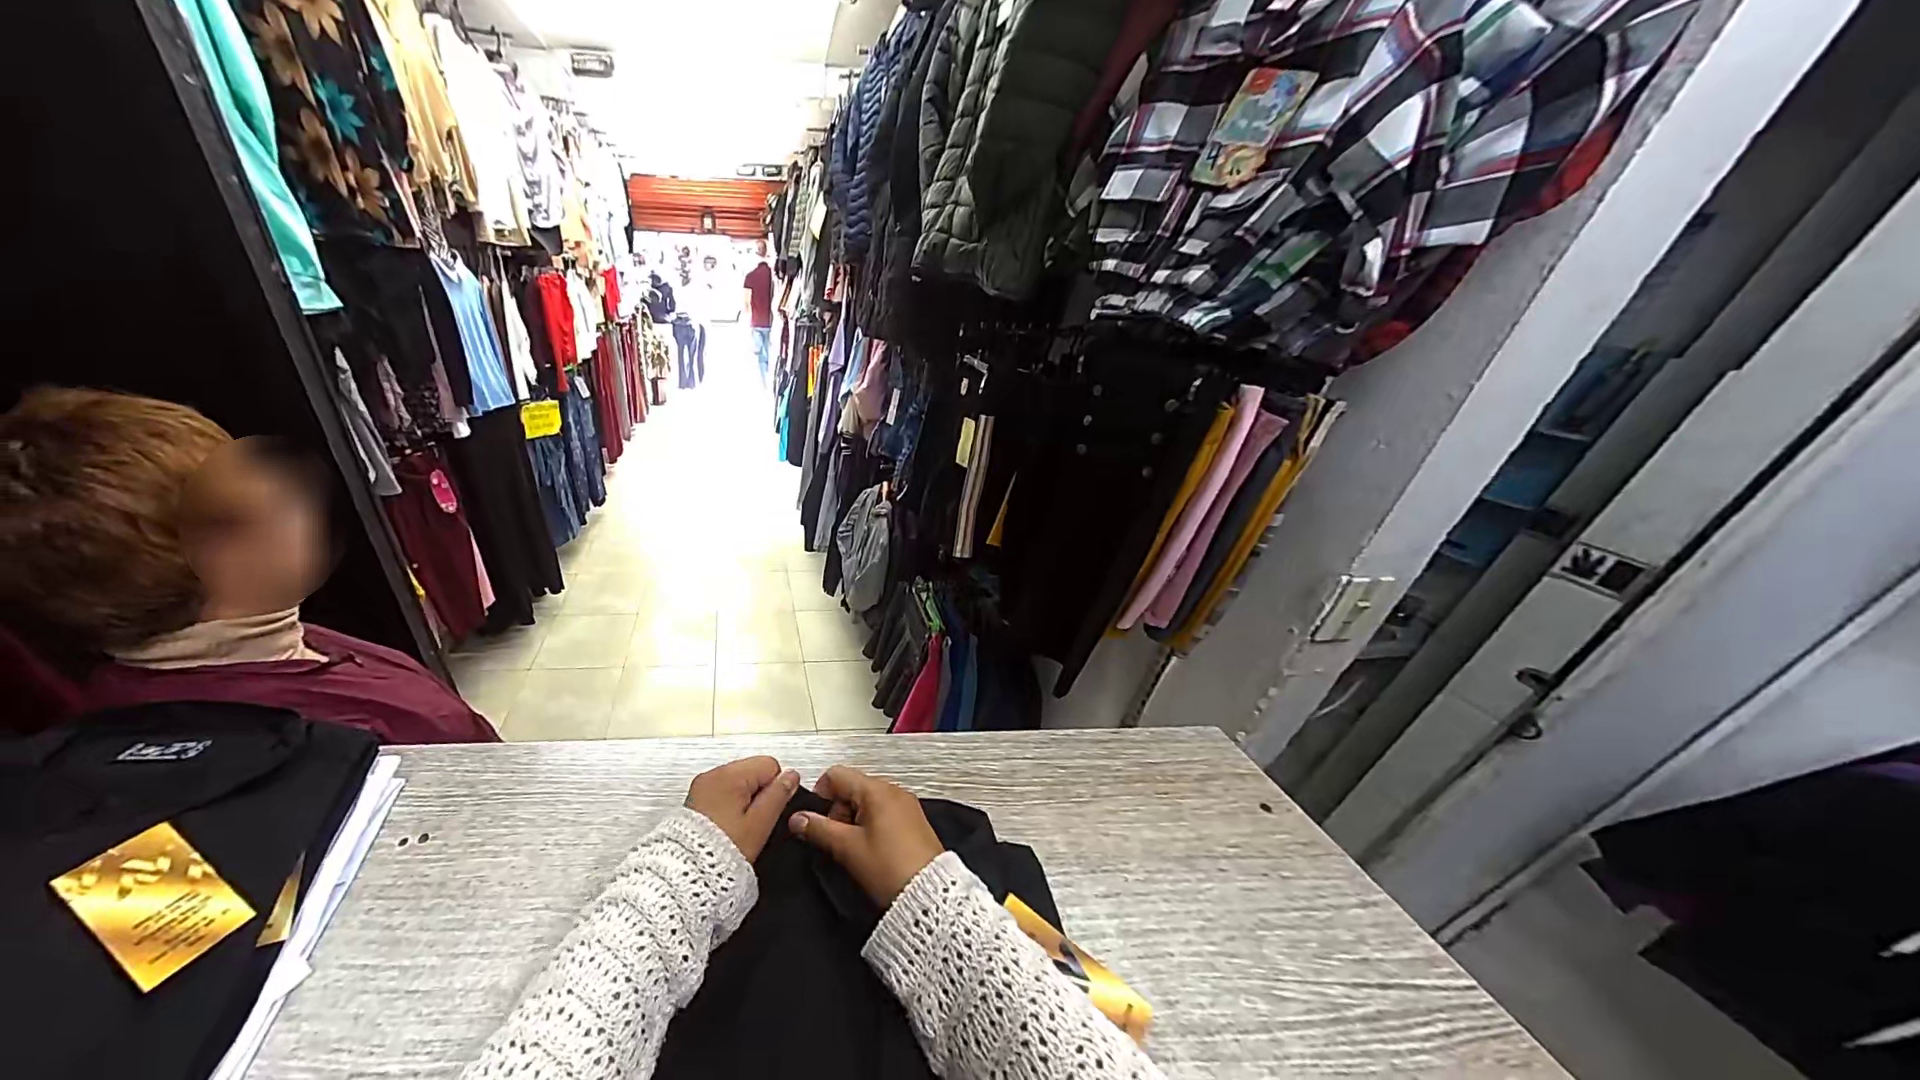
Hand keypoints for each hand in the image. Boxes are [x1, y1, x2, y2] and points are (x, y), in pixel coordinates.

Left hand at [685, 757, 798, 861]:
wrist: (684, 876)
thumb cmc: (720, 852)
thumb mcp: (759, 824)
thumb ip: (779, 795)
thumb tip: (791, 777)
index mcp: (729, 775)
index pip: (770, 765)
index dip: (775, 790)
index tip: (766, 812)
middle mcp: (712, 775)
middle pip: (753, 772)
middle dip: (758, 794)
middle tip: (752, 822)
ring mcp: (701, 788)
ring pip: (739, 784)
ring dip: (744, 801)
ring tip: (737, 827)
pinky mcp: (695, 801)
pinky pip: (723, 794)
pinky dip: (729, 807)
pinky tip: (726, 828)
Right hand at [788, 765, 942, 906]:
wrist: (928, 892)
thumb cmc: (891, 868)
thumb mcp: (847, 848)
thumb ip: (819, 829)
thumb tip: (798, 819)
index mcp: (876, 789)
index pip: (836, 774)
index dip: (819, 794)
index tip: (815, 819)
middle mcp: (893, 790)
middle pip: (851, 787)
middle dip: (837, 811)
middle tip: (836, 839)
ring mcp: (905, 803)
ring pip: (866, 801)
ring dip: (853, 820)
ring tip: (854, 848)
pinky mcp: (912, 819)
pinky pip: (883, 812)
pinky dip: (870, 825)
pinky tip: (870, 849)